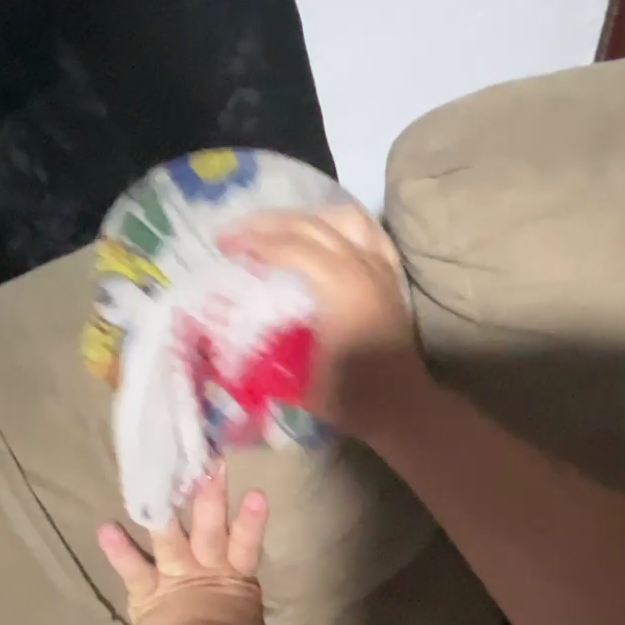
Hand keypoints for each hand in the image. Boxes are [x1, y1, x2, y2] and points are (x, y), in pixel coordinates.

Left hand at [96, 466, 268, 624]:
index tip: (256, 491)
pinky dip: (119, 549)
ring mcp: (174, 576)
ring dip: (164, 509)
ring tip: (152, 478)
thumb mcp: (249, 623)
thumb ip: (243, 602)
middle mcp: (207, 567)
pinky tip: (105, 527)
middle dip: (210, 494)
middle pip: (211, 526)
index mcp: (237, 576)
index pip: (248, 542)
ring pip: (170, 537)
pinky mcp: (146, 593)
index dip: (252, 519)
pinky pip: (132, 568)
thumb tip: (240, 600)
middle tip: (208, 462)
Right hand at [217, 206, 428, 433]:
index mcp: (336, 284)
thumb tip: (236, 322)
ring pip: (344, 217)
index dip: (251, 241)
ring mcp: (380, 267)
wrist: (401, 407)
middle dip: (268, 223)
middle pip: (310, 224)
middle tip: (237, 232)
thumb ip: (268, 341)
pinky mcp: (391, 276)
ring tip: (280, 229)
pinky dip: (342, 226)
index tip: (223, 244)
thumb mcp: (296, 372)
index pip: (286, 246)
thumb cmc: (349, 395)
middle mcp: (361, 264)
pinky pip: (369, 232)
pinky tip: (325, 234)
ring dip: (307, 217)